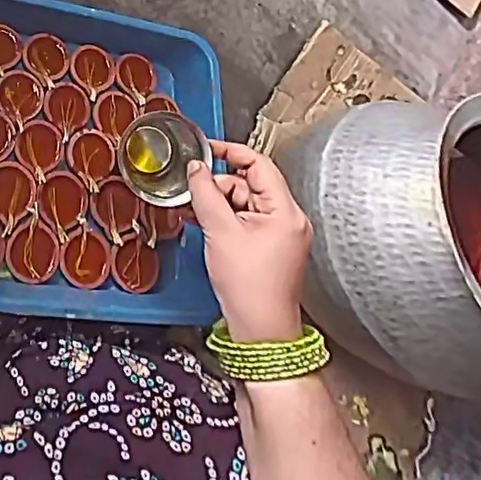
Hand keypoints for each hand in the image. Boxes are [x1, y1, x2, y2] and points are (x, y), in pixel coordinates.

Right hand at [187, 138, 311, 342]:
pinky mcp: (270, 244)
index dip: (230, 151)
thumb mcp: (220, 231)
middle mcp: (288, 218)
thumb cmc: (248, 287)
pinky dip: (224, 216)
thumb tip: (196, 168)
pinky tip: (203, 220)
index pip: (259, 164)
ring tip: (194, 211)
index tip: (207, 147)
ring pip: (243, 200)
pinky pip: (244, 217)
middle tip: (193, 191)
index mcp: (285, 211)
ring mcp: (280, 232)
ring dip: (217, 202)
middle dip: (218, 184)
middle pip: (248, 182)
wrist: (260, 331)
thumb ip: (205, 193)